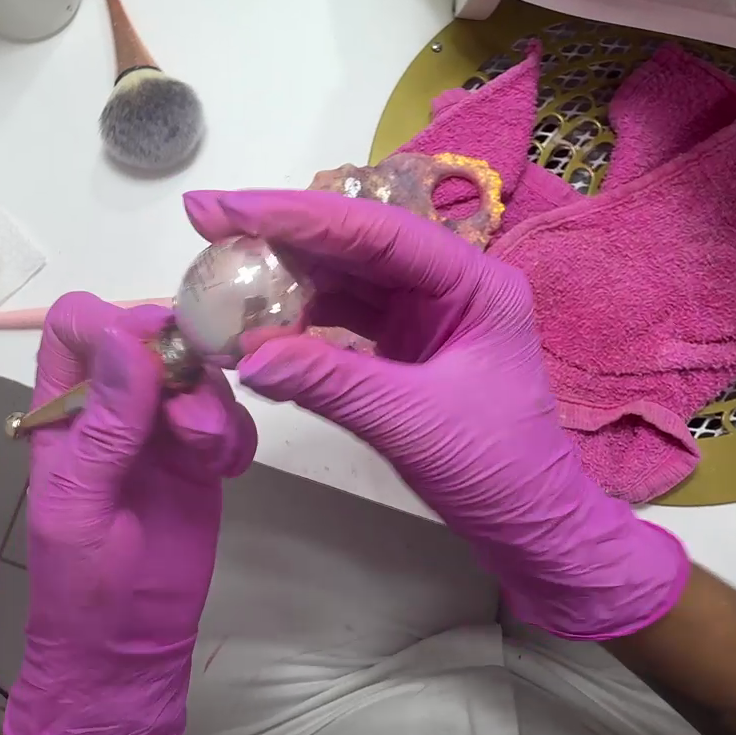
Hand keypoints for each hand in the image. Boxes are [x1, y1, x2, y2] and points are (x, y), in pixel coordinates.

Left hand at [2, 293, 255, 734]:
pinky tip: (229, 471)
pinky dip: (237, 434)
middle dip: (181, 363)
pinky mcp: (201, 452)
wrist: (129, 645)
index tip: (154, 349)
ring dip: (212, 405)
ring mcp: (161, 425)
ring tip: (209, 455)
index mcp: (64, 406)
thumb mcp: (82, 504)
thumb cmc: (83, 583)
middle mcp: (114, 403)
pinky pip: (230, 414)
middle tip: (192, 417)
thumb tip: (128, 337)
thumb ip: (105, 424)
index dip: (112, 321)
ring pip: (198, 372)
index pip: (77, 326)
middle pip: (151, 336)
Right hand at [183, 189, 687, 638]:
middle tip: (205, 220)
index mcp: (472, 282)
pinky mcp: (401, 341)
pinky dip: (297, 318)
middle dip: (279, 232)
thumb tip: (245, 357)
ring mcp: (423, 310)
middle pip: (354, 243)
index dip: (298, 213)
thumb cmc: (497, 472)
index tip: (228, 206)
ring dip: (283, 275)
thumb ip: (330, 383)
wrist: (530, 528)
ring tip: (221, 272)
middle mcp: (447, 282)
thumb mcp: (412, 424)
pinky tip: (257, 321)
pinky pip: (340, 315)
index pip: (377, 231)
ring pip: (343, 275)